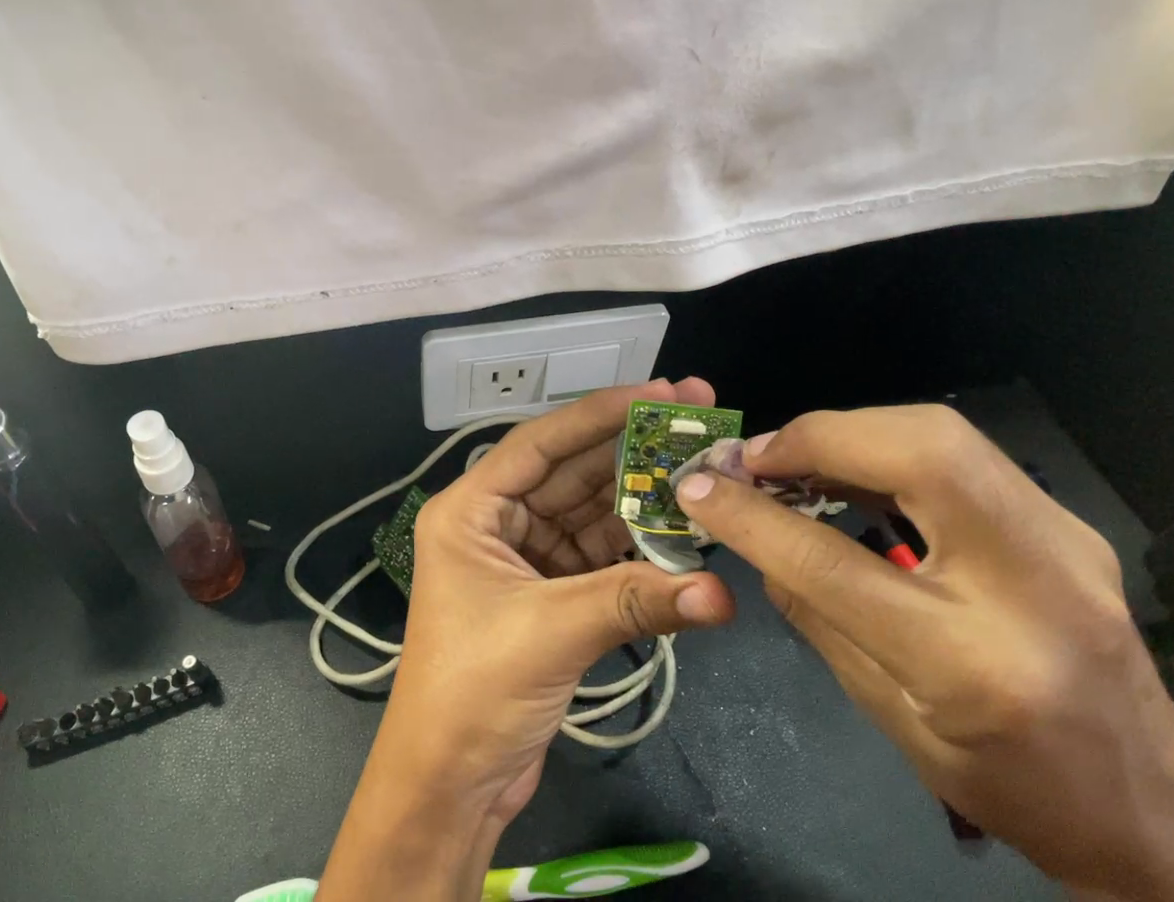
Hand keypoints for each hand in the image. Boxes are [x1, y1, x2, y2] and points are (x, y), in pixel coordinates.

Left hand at [319, 379, 736, 901]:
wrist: (449, 782)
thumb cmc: (474, 691)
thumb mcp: (551, 631)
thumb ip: (637, 601)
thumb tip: (724, 594)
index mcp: (470, 511)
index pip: (540, 443)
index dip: (600, 413)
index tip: (660, 391)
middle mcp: (495, 526)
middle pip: (572, 472)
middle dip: (633, 448)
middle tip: (700, 418)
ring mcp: (525, 562)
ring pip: (593, 514)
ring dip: (643, 498)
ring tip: (705, 470)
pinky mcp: (551, 599)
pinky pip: (602, 558)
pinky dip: (640, 550)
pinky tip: (686, 533)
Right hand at [675, 404, 1173, 901]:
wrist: (1149, 798)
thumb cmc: (1007, 784)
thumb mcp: (889, 719)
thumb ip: (819, 619)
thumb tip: (757, 539)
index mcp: (972, 664)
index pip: (836, 564)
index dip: (753, 517)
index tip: (698, 488)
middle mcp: (1031, 585)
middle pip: (919, 455)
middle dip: (818, 437)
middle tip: (753, 457)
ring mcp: (1063, 542)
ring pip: (944, 435)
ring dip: (849, 432)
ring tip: (789, 458)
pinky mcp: (1065, 522)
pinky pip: (962, 454)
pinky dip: (887, 446)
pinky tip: (850, 469)